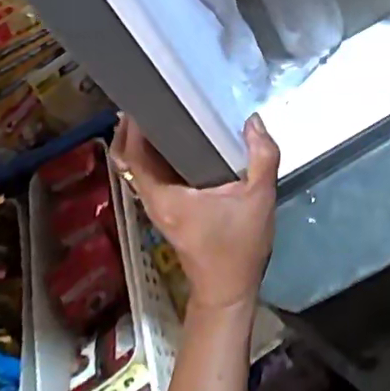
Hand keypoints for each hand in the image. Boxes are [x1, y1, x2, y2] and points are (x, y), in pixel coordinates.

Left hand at [112, 113, 278, 311]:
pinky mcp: (164, 209)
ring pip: (135, 167)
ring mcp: (155, 206)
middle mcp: (152, 199)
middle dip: (132, 128)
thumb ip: (262, 157)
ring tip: (160, 110)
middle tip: (151, 97)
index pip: (133, 155)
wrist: (228, 293)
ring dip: (140, 141)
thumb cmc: (239, 247)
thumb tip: (253, 121)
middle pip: (127, 158)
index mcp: (165, 196)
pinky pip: (147, 174)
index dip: (132, 126)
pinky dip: (150, 154)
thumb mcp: (259, 199)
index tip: (145, 98)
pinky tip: (172, 138)